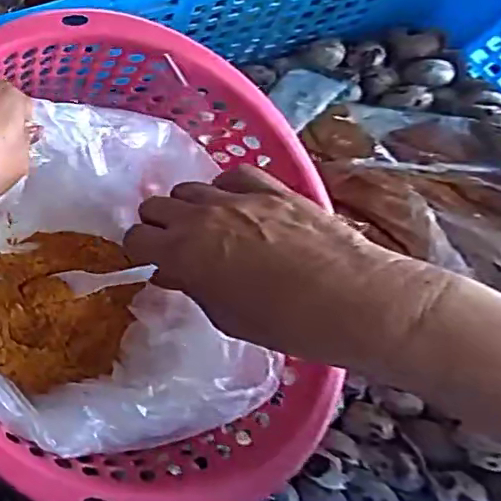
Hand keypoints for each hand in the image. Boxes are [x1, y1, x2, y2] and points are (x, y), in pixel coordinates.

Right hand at [123, 165, 457, 371]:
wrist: (365, 305)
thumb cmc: (289, 324)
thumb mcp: (226, 316)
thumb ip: (191, 287)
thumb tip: (172, 272)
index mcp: (181, 251)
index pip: (135, 237)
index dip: (141, 250)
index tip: (154, 260)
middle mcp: (198, 218)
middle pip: (154, 206)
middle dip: (160, 225)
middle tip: (178, 243)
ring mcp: (235, 199)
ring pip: (187, 189)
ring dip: (190, 207)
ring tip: (210, 224)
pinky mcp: (271, 190)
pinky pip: (231, 176)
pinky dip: (226, 188)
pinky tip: (238, 205)